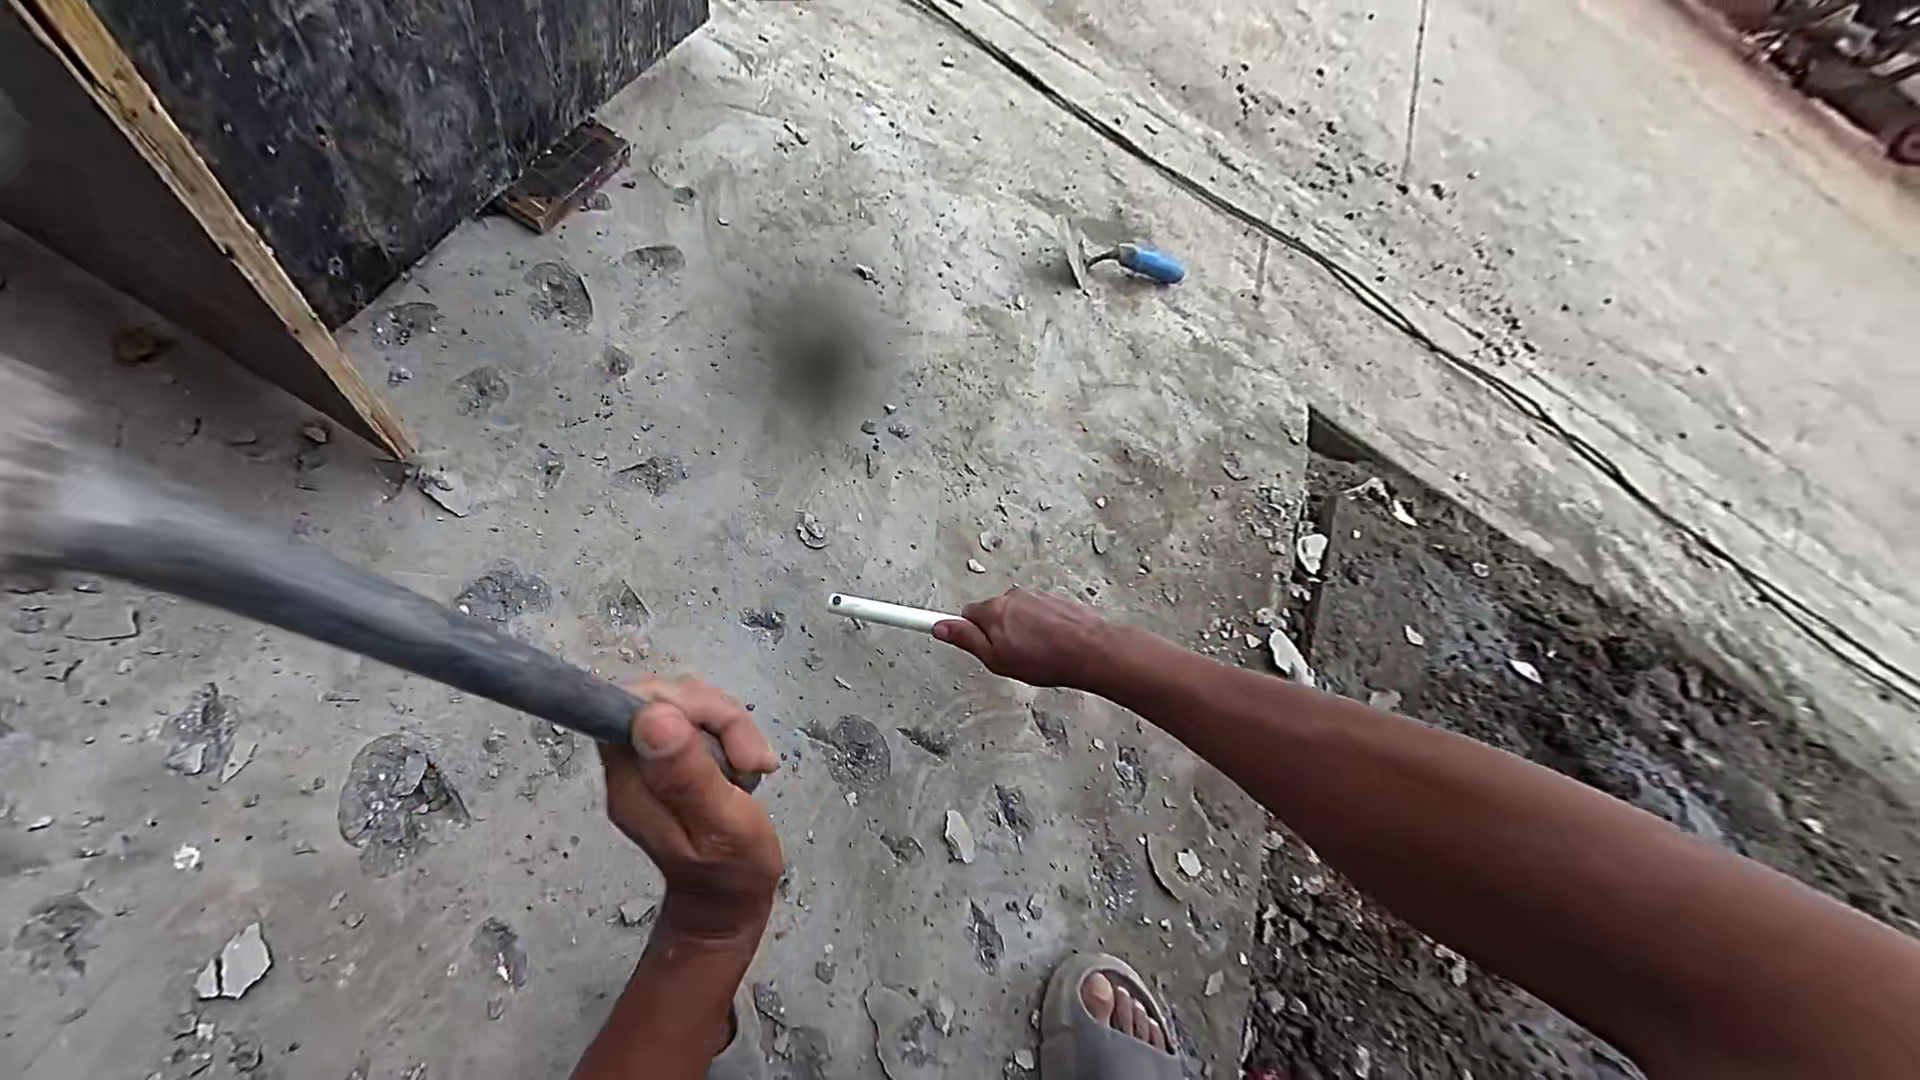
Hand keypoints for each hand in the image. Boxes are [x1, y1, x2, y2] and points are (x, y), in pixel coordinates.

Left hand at [597, 676, 781, 944]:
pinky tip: (748, 762)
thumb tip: (651, 716)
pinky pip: (703, 718)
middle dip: (718, 716)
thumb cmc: (732, 867)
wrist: (731, 896)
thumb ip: (687, 774)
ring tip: (753, 766)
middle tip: (751, 759)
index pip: (633, 703)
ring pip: (690, 702)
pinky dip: (734, 731)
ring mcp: (653, 758)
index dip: (678, 699)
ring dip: (732, 725)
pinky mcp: (676, 755)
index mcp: (631, 780)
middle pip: (668, 696)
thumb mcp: (719, 824)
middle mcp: (632, 763)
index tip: (717, 730)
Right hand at [932, 587, 1114, 688]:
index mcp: (992, 611)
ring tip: (1034, 654)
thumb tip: (942, 628)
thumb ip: (968, 641)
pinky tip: (1048, 645)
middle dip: (992, 633)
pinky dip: (1036, 627)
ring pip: (1013, 615)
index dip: (944, 623)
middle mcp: (1010, 597)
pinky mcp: (1052, 600)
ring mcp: (1033, 596)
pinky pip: (1033, 613)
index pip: (959, 615)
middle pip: (987, 614)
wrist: (1091, 649)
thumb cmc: (1048, 658)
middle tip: (1006, 656)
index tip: (919, 619)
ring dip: (1017, 631)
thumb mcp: (998, 659)